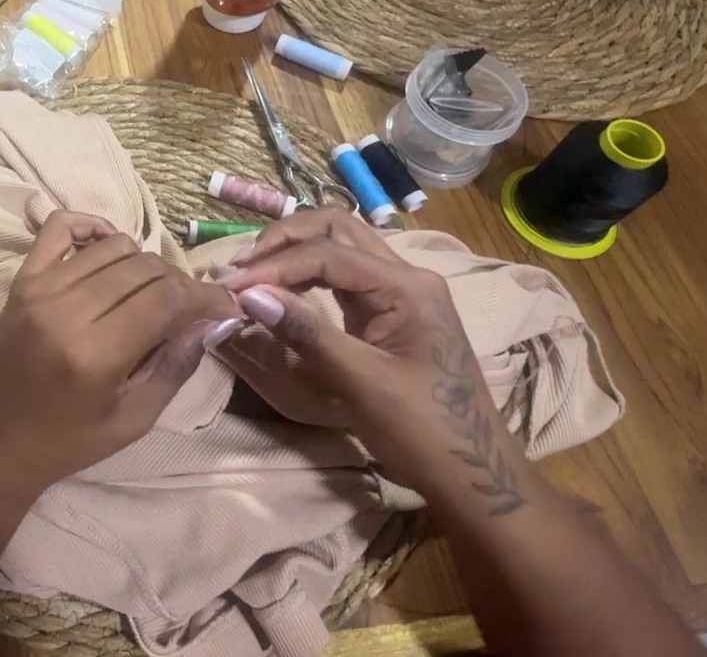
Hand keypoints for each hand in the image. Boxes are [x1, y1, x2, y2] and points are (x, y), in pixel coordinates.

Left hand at [0, 211, 241, 502]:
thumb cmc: (68, 442)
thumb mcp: (134, 421)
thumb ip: (175, 367)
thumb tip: (210, 320)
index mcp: (95, 354)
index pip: (167, 298)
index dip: (206, 296)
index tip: (226, 306)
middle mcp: (66, 310)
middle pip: (144, 268)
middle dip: (179, 282)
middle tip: (189, 307)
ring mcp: (40, 288)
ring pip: (113, 246)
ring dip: (144, 263)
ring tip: (150, 291)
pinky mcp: (22, 279)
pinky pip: (60, 227)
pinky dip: (92, 226)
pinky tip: (110, 247)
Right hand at [218, 206, 534, 515]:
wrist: (476, 478)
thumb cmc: (423, 432)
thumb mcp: (360, 382)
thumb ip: (305, 331)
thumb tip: (248, 294)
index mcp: (406, 286)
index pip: (327, 253)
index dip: (274, 266)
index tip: (230, 286)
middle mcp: (405, 275)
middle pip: (336, 228)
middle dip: (284, 239)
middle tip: (240, 266)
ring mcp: (400, 291)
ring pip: (339, 246)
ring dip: (293, 252)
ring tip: (251, 275)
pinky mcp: (390, 311)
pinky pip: (342, 275)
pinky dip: (307, 275)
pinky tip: (280, 290)